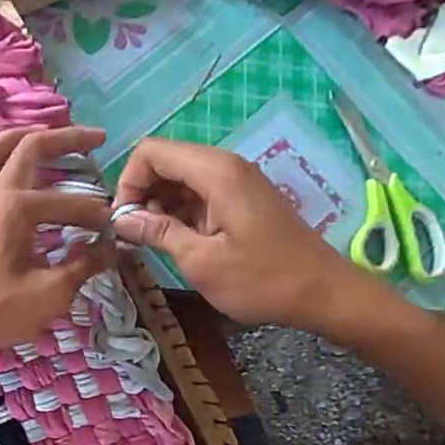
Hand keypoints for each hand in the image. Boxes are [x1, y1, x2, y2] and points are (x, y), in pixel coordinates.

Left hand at [0, 127, 114, 365]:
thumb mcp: (52, 293)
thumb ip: (84, 264)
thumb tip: (110, 247)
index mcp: (16, 208)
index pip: (71, 203)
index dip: (98, 216)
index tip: (117, 232)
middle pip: (28, 148)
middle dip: (65, 138)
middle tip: (97, 138)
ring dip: (18, 139)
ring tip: (45, 137)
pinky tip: (3, 175)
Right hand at [112, 138, 407, 334]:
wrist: (323, 293)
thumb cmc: (262, 280)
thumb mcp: (201, 261)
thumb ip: (158, 233)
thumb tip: (121, 219)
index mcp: (215, 172)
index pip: (151, 151)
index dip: (128, 181)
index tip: (123, 220)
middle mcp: (225, 166)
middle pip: (165, 162)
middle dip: (142, 194)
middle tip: (135, 236)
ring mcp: (236, 182)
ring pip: (181, 179)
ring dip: (160, 206)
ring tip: (154, 243)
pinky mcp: (242, 199)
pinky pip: (200, 194)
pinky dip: (181, 213)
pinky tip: (178, 242)